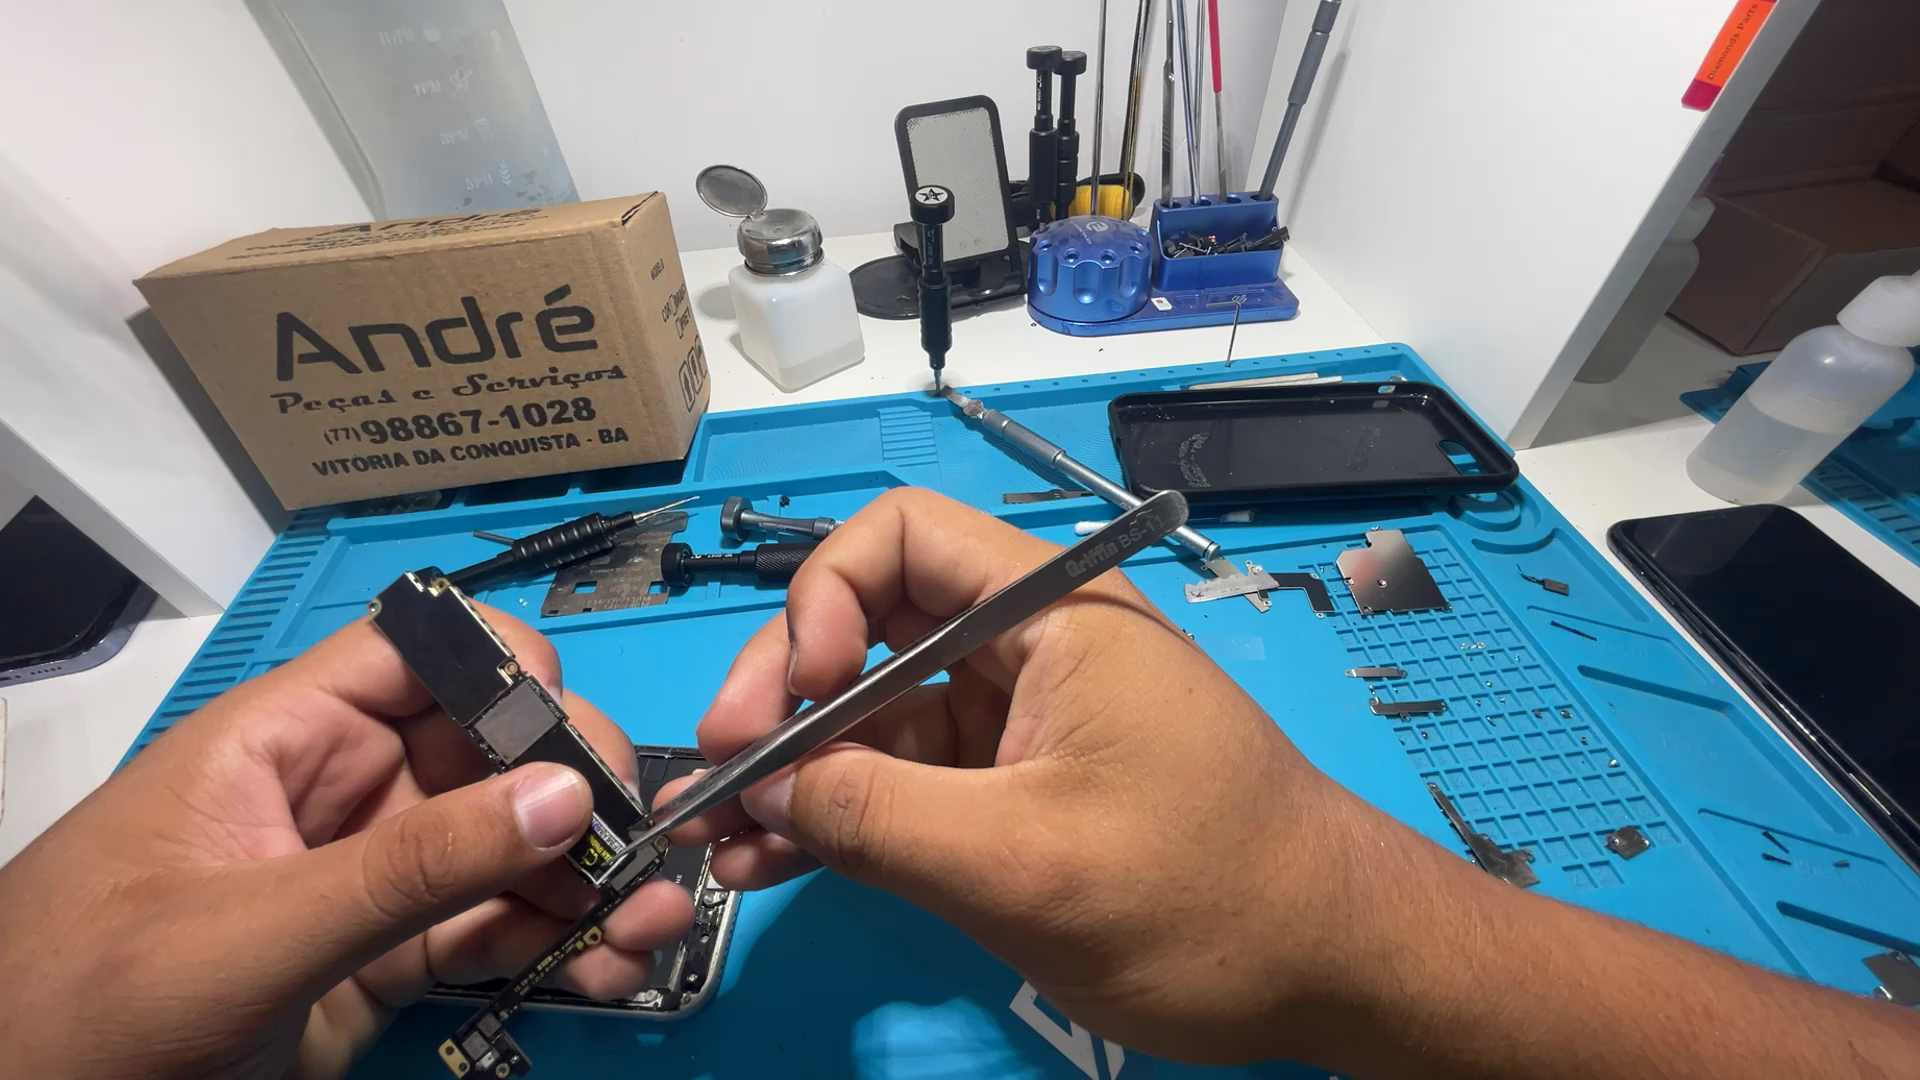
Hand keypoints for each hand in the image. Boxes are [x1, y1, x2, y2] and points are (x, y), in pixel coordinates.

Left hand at [0, 606, 692, 1078]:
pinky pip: (511, 920)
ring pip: (526, 838)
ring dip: (597, 875)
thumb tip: (568, 795)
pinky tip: (612, 963)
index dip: (508, 669)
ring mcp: (395, 868)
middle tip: (632, 845)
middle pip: (507, 746)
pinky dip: (569, 938)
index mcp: (297, 738)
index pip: (427, 651)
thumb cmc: (58, 1038)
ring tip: (648, 922)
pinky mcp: (413, 945)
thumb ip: (408, 867)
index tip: (570, 739)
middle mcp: (364, 786)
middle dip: (582, 790)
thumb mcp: (231, 947)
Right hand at [658, 489, 1446, 1064]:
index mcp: (1043, 608)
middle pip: (868, 623)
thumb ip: (879, 818)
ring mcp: (1005, 713)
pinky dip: (838, 812)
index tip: (793, 687)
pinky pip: (901, 775)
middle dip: (786, 691)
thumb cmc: (1202, 895)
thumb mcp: (1026, 861)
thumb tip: (758, 785)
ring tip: (717, 834)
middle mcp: (1017, 641)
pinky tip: (771, 857)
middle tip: (721, 772)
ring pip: (873, 711)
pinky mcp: (1000, 779)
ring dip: (795, 767)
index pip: (904, 536)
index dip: (825, 593)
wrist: (1324, 963)